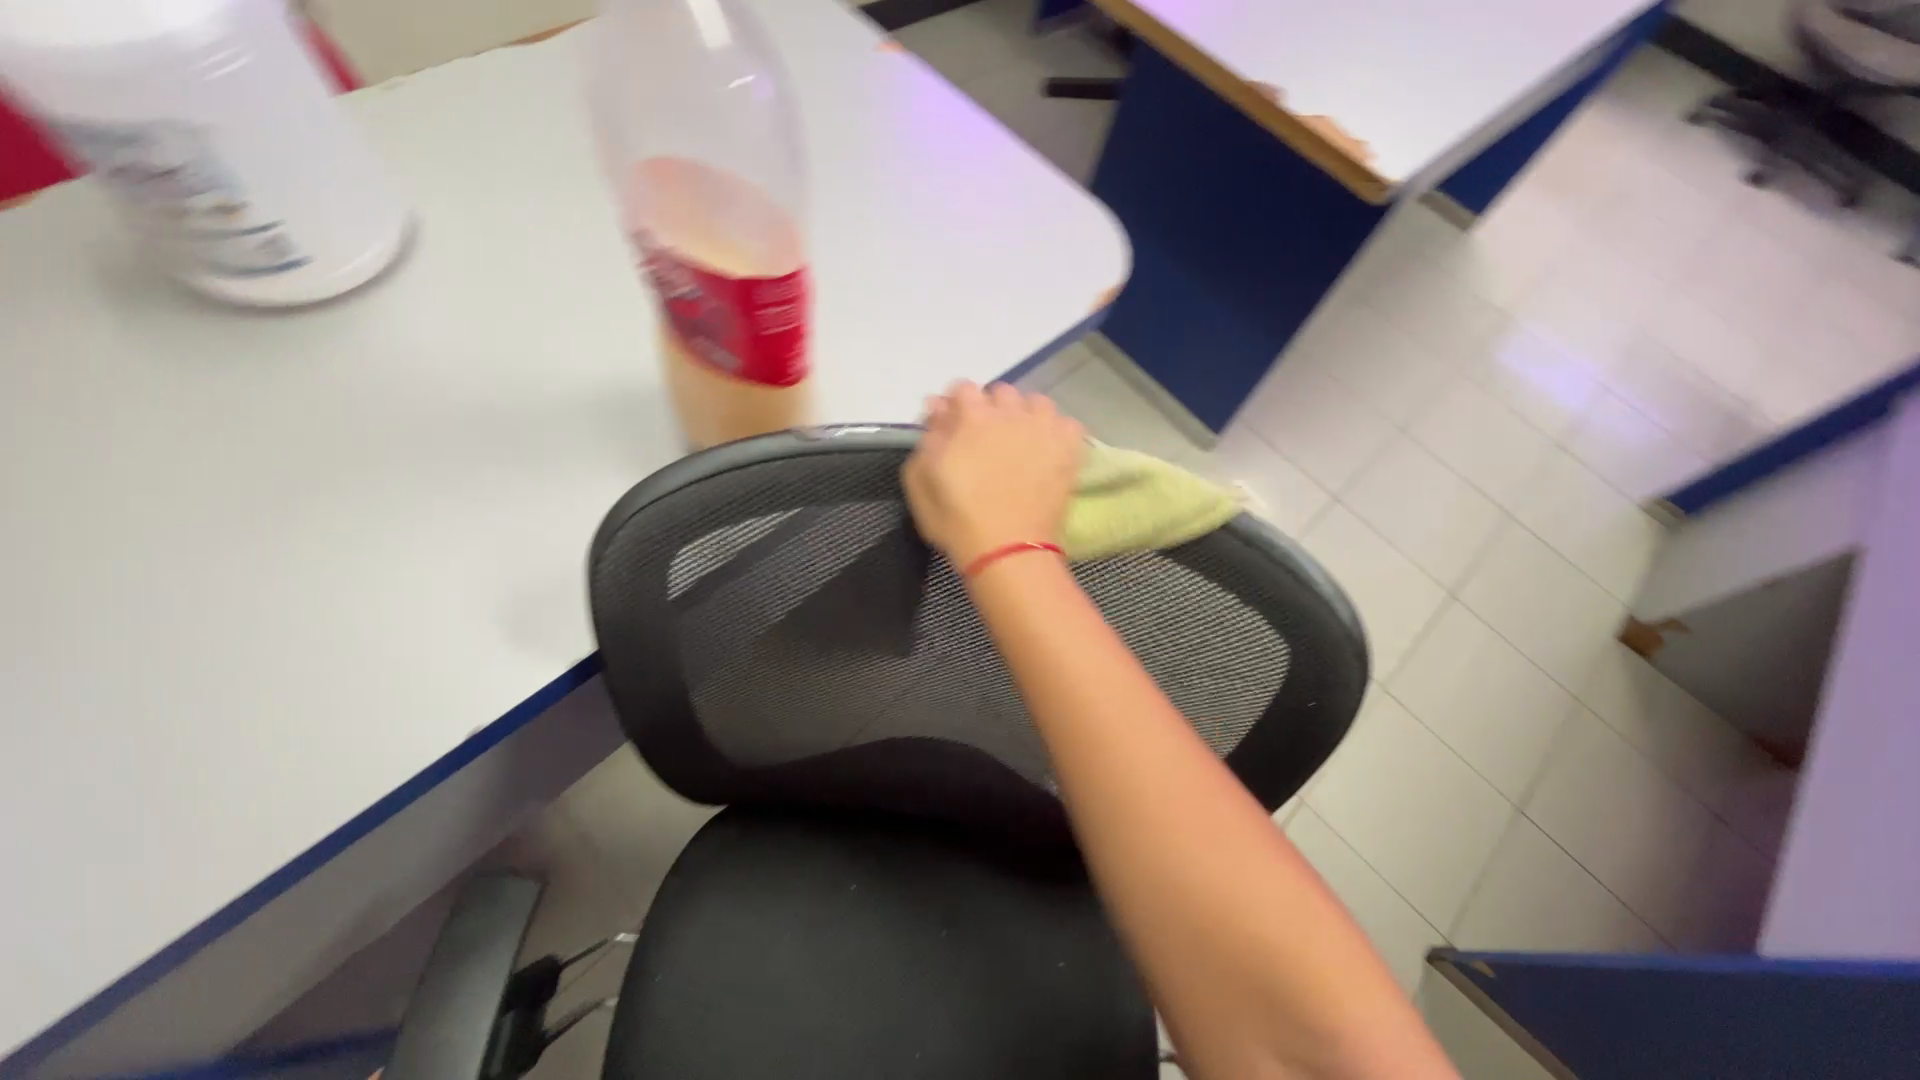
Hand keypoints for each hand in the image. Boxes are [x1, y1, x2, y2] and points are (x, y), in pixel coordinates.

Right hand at [903, 381, 1085, 570]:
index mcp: (972, 417)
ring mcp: (1043, 429)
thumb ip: (927, 438)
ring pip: (1035, 403)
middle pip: (1000, 393)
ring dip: (1025, 416)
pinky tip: (1046, 451)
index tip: (952, 427)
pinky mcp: (1068, 449)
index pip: (962, 388)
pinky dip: (1056, 432)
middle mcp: (1010, 413)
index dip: (955, 407)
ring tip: (1019, 443)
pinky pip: (1066, 423)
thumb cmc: (957, 520)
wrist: (1007, 551)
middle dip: (990, 410)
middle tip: (984, 440)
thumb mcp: (921, 480)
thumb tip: (938, 412)